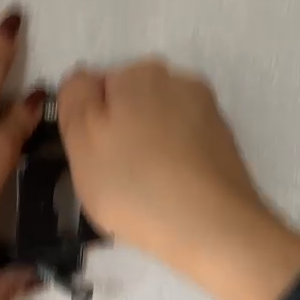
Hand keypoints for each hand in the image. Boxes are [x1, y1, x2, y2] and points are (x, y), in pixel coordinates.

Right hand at [59, 60, 299, 299]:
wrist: (212, 226)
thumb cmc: (134, 185)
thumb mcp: (81, 140)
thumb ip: (74, 99)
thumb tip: (83, 83)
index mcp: (136, 73)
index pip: (93, 88)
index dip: (84, 125)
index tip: (89, 158)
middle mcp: (176, 79)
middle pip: (128, 104)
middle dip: (117, 133)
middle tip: (112, 177)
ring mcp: (206, 110)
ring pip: (157, 126)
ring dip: (145, 148)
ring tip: (144, 190)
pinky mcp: (224, 141)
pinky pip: (182, 146)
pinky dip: (172, 164)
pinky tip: (170, 192)